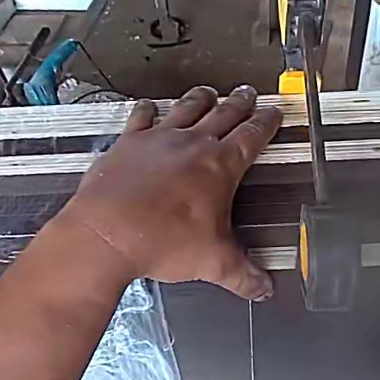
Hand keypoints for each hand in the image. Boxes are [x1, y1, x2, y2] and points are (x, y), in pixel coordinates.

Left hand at [51, 85, 281, 301]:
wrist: (106, 233)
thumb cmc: (159, 241)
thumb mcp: (212, 262)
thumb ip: (242, 274)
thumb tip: (262, 287)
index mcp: (219, 165)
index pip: (253, 135)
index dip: (266, 123)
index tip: (273, 114)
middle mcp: (190, 144)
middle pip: (223, 114)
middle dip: (239, 103)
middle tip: (247, 94)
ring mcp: (157, 140)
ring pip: (185, 108)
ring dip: (200, 98)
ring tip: (208, 92)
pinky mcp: (127, 144)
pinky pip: (141, 117)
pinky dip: (148, 109)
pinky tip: (149, 106)